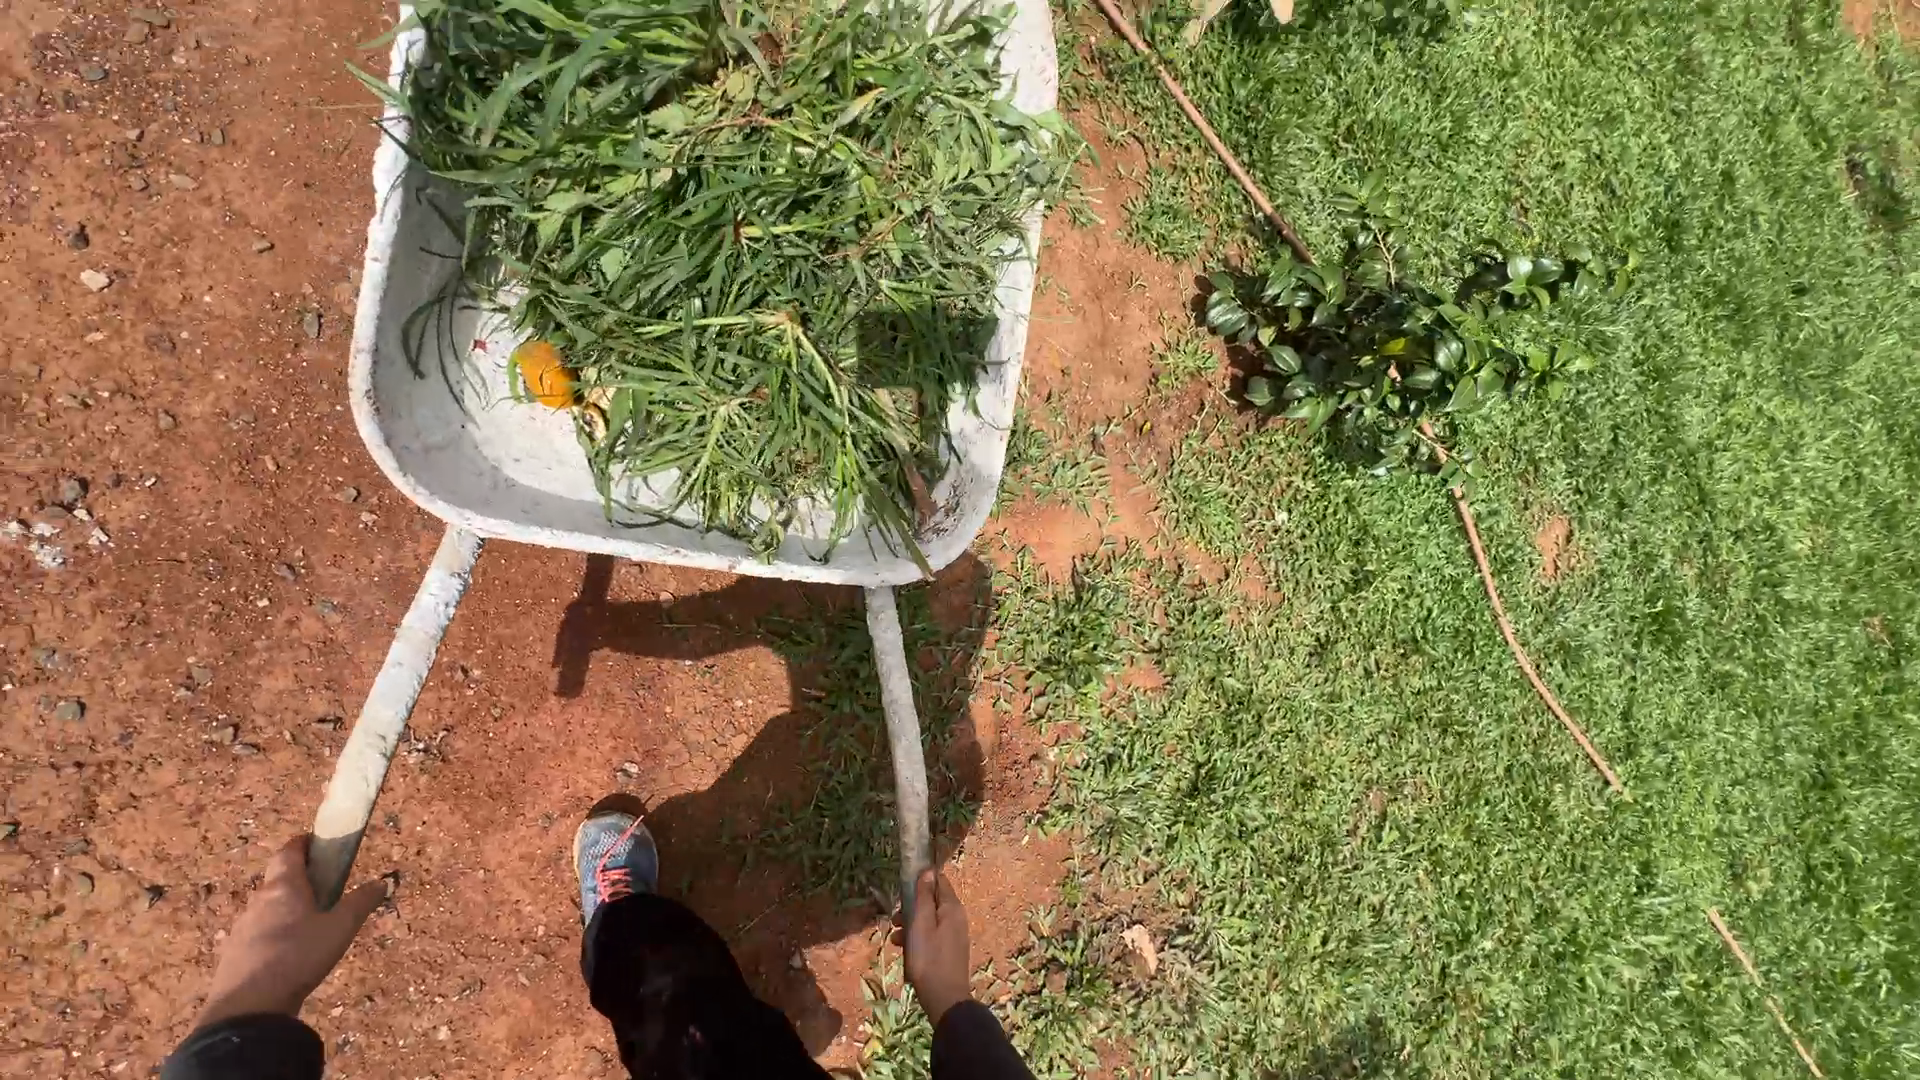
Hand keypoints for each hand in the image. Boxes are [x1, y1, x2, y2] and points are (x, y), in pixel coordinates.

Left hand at [197, 836, 389, 1027]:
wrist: (246, 1011)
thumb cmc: (299, 955)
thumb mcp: (342, 926)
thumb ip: (363, 901)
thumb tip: (383, 882)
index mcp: (283, 888)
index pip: (288, 852)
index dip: (304, 843)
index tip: (321, 843)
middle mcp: (258, 903)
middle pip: (279, 880)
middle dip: (302, 879)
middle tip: (329, 888)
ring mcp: (241, 931)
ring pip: (269, 908)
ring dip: (289, 908)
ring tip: (314, 923)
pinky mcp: (234, 956)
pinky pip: (260, 933)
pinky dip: (277, 932)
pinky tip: (293, 951)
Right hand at [901, 869, 970, 1026]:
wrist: (944, 1000)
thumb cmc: (929, 958)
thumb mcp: (921, 924)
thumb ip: (924, 897)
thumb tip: (928, 871)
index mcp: (952, 908)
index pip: (939, 881)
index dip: (921, 881)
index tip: (904, 891)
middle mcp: (957, 918)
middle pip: (932, 902)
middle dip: (912, 907)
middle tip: (896, 919)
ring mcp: (954, 935)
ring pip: (930, 920)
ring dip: (911, 925)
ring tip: (895, 938)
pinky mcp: (949, 951)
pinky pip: (932, 936)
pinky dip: (918, 939)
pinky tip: (904, 951)